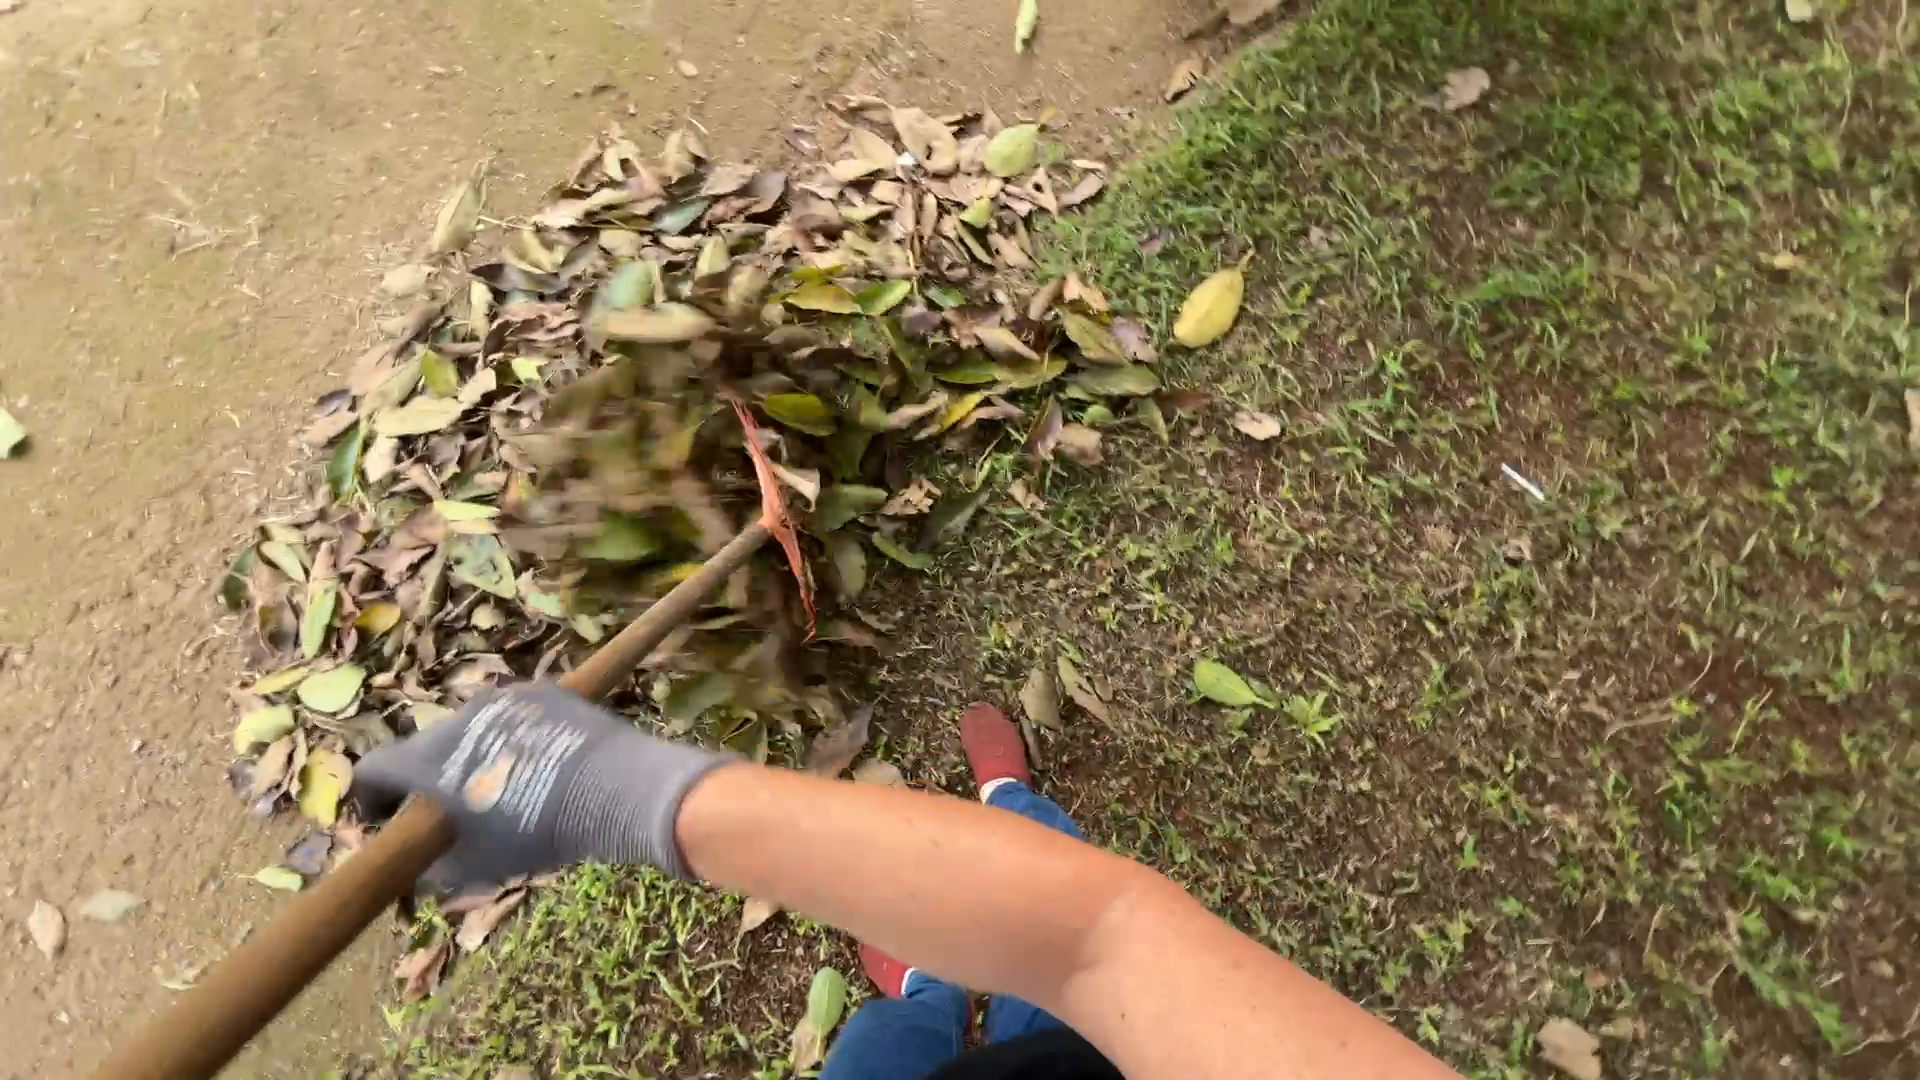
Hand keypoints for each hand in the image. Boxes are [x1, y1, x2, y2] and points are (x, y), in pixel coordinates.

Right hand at [353, 682, 730, 893]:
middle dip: (430, 775)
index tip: (391, 816)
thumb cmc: (537, 831)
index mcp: (426, 759)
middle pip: (426, 746)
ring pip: (473, 727)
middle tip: (455, 804)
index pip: (374, 768)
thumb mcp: (475, 865)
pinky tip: (539, 758)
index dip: (375, 796)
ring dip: (476, 751)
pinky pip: (515, 714)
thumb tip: (422, 865)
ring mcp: (505, 699)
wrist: (613, 786)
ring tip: (505, 781)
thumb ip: (433, 866)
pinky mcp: (545, 691)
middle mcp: (459, 719)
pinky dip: (516, 734)